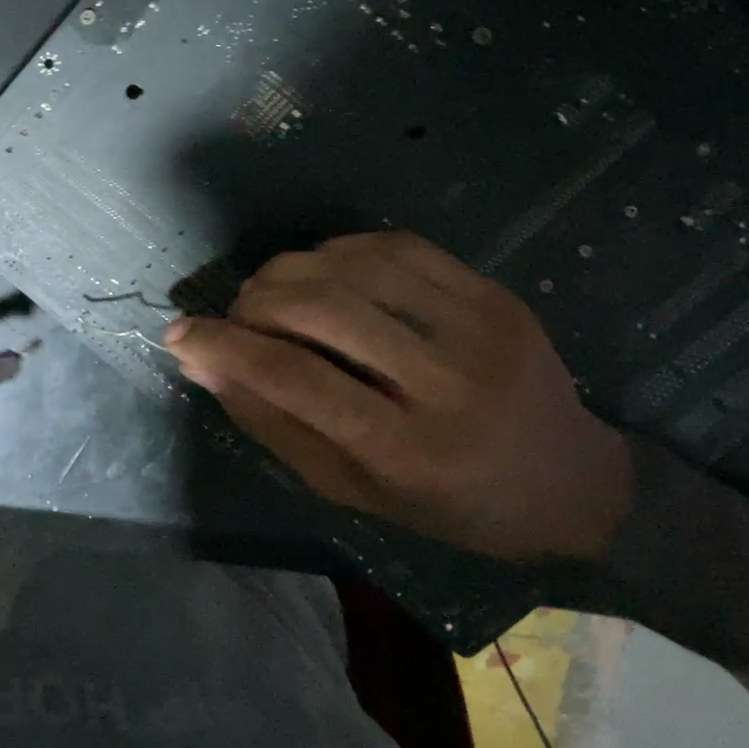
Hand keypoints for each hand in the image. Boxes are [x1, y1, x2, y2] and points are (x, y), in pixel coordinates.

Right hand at [165, 231, 631, 561]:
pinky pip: (396, 246)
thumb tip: (196, 359)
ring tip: (271, 293)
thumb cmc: (443, 502)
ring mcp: (481, 330)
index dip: (224, 346)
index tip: (178, 332)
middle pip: (322, 311)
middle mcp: (450, 385)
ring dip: (289, 270)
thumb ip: (267, 419)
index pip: (295, 379)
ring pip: (355, 268)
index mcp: (409, 451)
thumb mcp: (345, 486)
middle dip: (256, 303)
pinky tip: (321, 271)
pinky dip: (337, 250)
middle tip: (236, 316)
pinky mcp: (496, 295)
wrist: (569, 484)